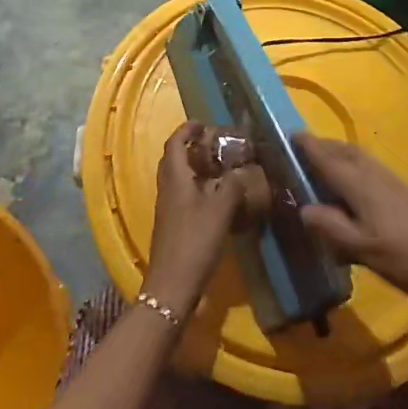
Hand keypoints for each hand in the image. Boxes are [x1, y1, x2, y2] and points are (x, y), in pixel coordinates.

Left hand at [144, 123, 253, 317]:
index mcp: (174, 179)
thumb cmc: (195, 242)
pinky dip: (200, 188)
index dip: (187, 130)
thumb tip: (240, 170)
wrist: (173, 285)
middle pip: (174, 160)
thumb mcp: (220, 210)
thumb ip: (231, 185)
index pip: (175, 144)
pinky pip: (185, 196)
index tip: (204, 123)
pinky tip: (219, 197)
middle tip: (215, 144)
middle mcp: (167, 190)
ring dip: (196, 168)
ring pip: (180, 179)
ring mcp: (169, 209)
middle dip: (192, 148)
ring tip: (221, 167)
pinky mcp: (175, 225)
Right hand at [295, 135, 407, 308]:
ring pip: (361, 160)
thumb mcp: (364, 249)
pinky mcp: (407, 196)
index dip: (309, 146)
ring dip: (340, 155)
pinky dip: (354, 169)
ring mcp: (395, 185)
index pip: (329, 159)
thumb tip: (303, 208)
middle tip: (303, 148)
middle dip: (324, 146)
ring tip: (323, 164)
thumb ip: (332, 228)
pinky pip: (371, 171)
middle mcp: (378, 178)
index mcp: (362, 187)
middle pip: (347, 152)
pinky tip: (353, 189)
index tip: (290, 133)